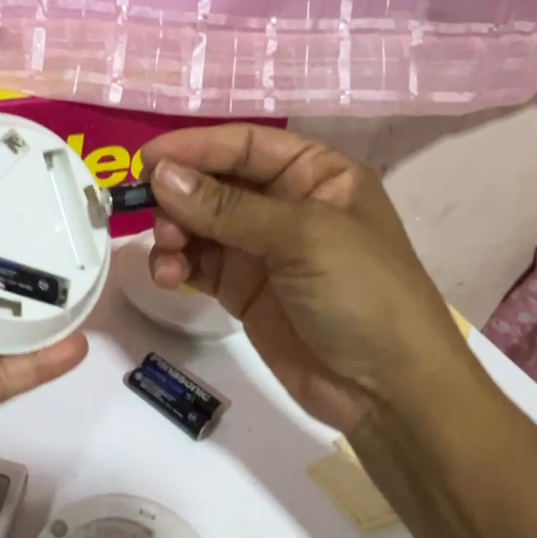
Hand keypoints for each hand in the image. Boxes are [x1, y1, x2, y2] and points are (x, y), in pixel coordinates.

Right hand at [142, 124, 474, 433]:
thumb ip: (227, 207)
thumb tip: (161, 176)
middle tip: (149, 211)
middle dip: (180, 194)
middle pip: (216, 182)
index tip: (146, 161)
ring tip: (166, 252)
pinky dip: (177, 264)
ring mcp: (262, 248)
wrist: (390, 392)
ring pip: (200, 223)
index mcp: (315, 174)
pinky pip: (198, 263)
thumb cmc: (362, 293)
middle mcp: (286, 203)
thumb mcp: (301, 238)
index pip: (244, 145)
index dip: (195, 147)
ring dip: (174, 231)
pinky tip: (167, 276)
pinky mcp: (243, 289)